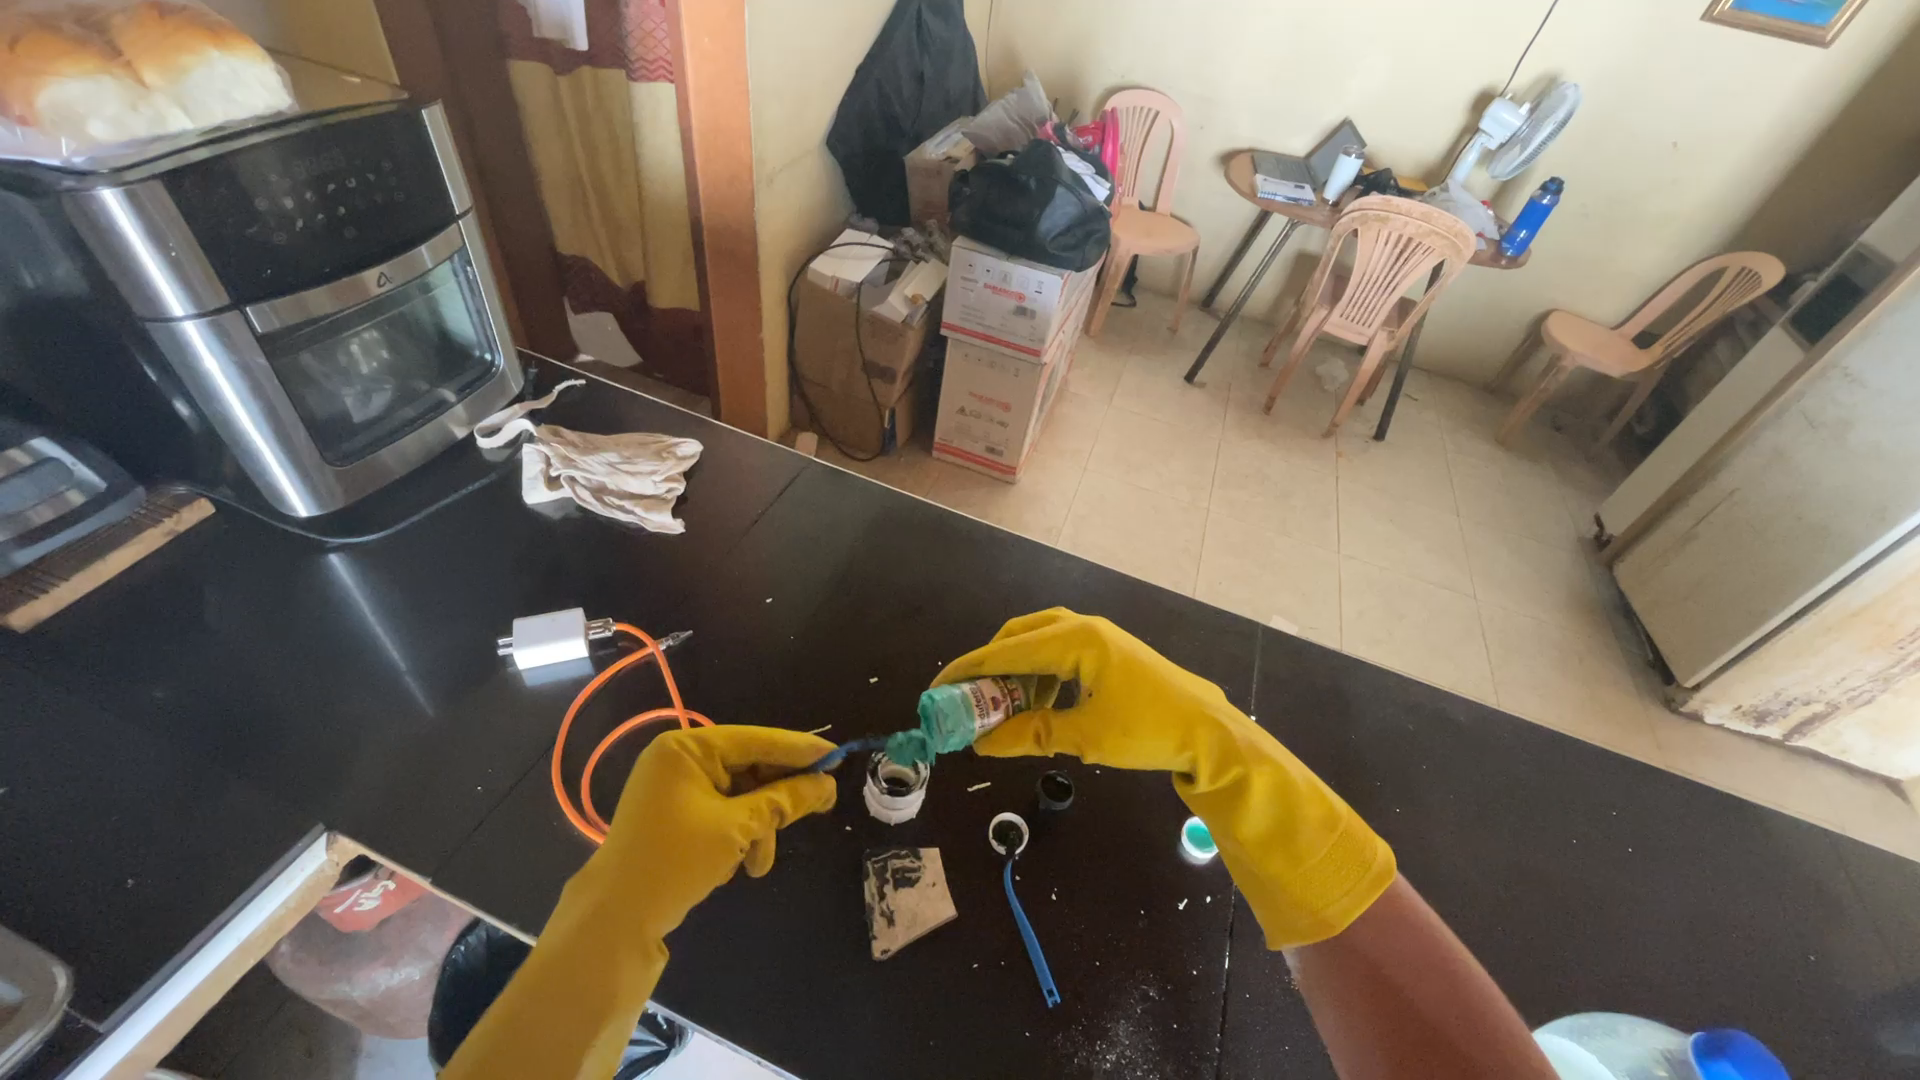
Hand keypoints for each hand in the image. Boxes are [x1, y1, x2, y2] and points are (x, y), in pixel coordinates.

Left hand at [442, 726, 834, 1079]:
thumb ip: (785, 800)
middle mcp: (680, 760)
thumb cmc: (674, 860)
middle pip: (750, 767)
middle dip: (779, 797)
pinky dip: (740, 835)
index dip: (800, 749)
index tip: (838, 756)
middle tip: (822, 805)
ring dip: (760, 824)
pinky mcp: (676, 816)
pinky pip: (723, 813)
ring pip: (741, 795)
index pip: (757, 739)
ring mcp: (676, 788)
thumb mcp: (738, 828)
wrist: (614, 921)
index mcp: (687, 748)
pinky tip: (745, 865)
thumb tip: (827, 784)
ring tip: (763, 859)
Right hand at [936, 609, 1394, 946]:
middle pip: (1020, 636)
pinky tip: (1038, 705)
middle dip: (991, 667)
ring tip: (1001, 709)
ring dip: (1016, 673)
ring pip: (1040, 644)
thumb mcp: (1085, 737)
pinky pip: (1060, 654)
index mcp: (1077, 639)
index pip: (1007, 649)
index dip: (969, 670)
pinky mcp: (1108, 652)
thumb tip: (981, 744)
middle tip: (969, 699)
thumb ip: (1030, 734)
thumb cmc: (1149, 730)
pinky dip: (1040, 676)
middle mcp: (1084, 628)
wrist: (1211, 732)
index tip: (938, 688)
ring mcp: (1098, 637)